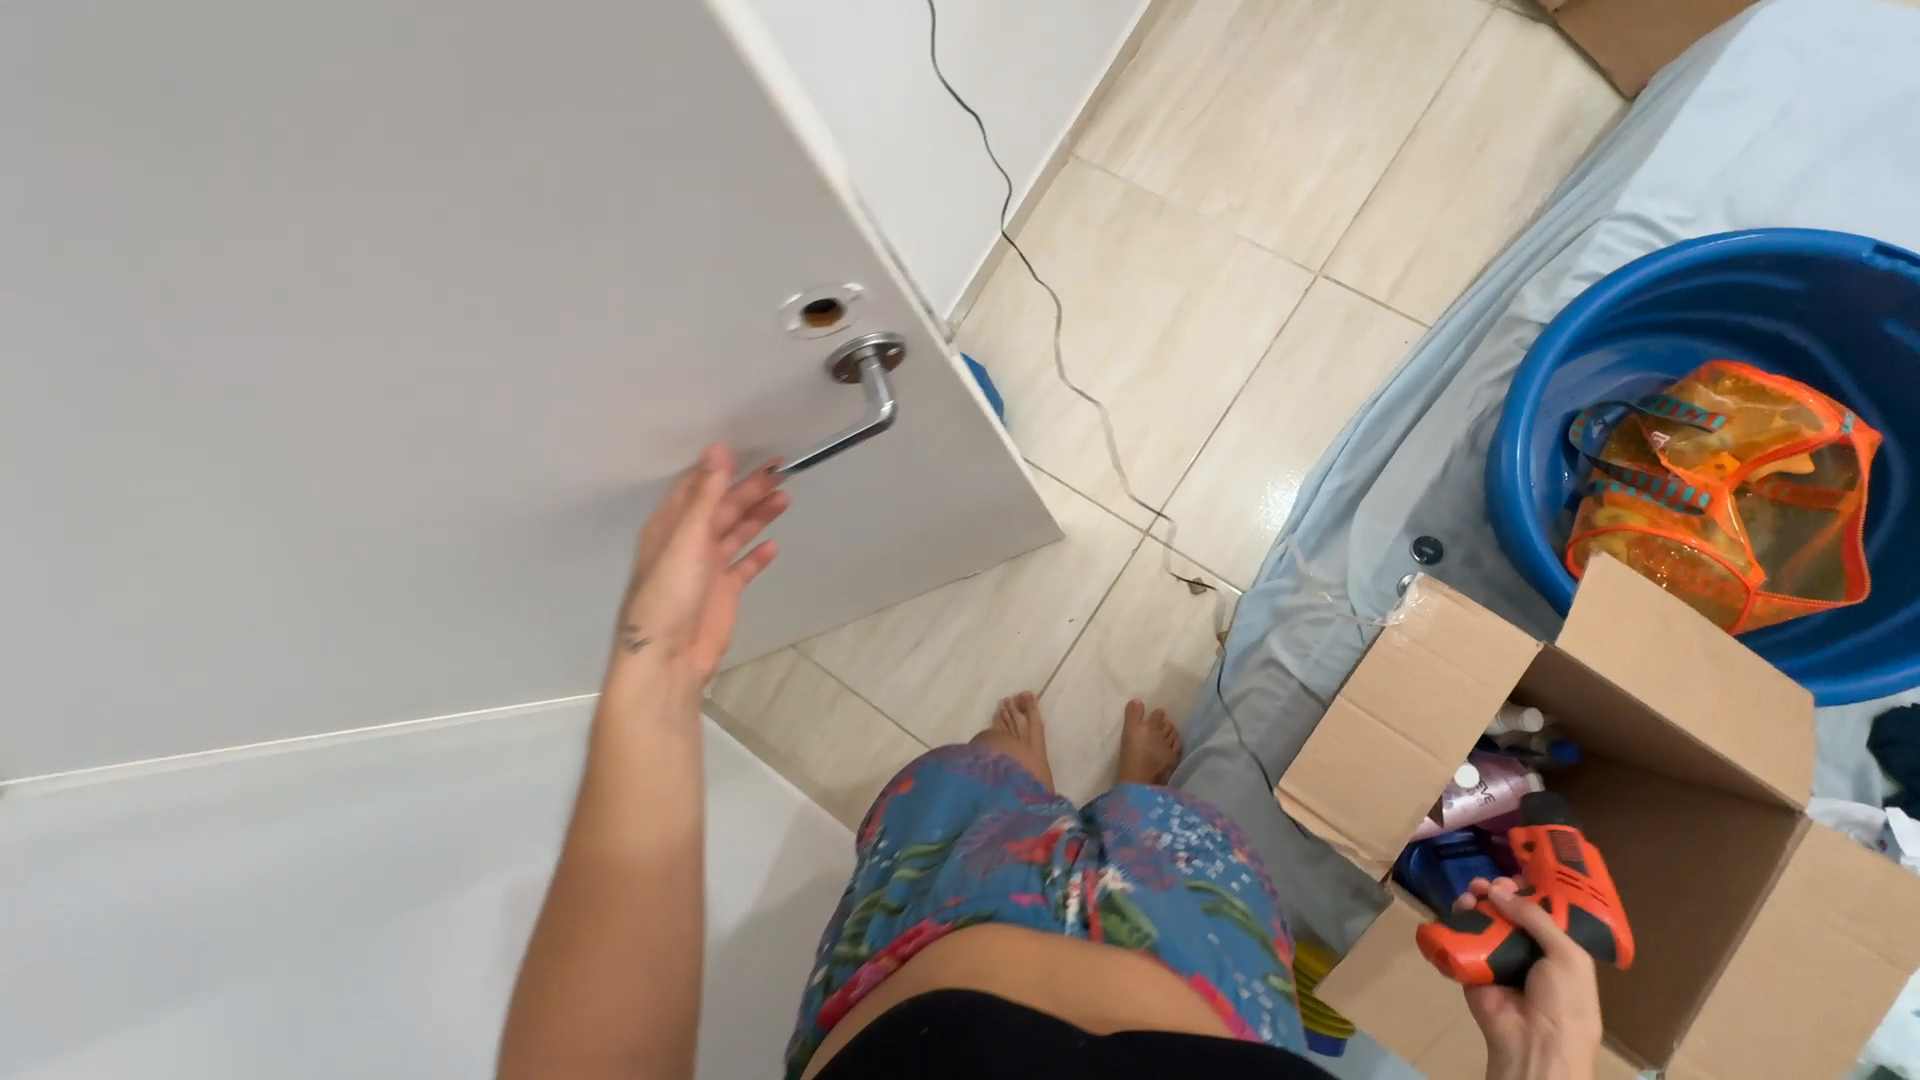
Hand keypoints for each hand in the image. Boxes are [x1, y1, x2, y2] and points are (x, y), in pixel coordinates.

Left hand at [611, 444, 787, 686]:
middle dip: (749, 490)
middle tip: (781, 472)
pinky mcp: (722, 591)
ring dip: (757, 515)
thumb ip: (706, 496)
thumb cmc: (670, 594)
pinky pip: (743, 566)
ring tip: (784, 498)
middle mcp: (688, 542)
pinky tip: (773, 545)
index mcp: (671, 525)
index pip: (698, 487)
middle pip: (722, 508)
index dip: (723, 469)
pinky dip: (757, 555)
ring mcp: (707, 568)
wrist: (669, 656)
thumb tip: (718, 450)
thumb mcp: (687, 538)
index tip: (753, 453)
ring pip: (735, 533)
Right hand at [1454, 877, 1602, 1079]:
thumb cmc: (1563, 1002)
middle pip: (1508, 914)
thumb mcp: (1567, 957)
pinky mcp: (1470, 965)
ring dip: (1477, 902)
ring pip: (1483, 921)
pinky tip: (1459, 908)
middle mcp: (1527, 952)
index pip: (1541, 915)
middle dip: (1498, 894)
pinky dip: (1456, 919)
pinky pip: (1460, 937)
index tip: (1514, 878)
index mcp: (1557, 952)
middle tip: (1488, 883)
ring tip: (1472, 892)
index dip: (1528, 894)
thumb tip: (1497, 890)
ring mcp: (1497, 958)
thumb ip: (1536, 919)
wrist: (1533, 1041)